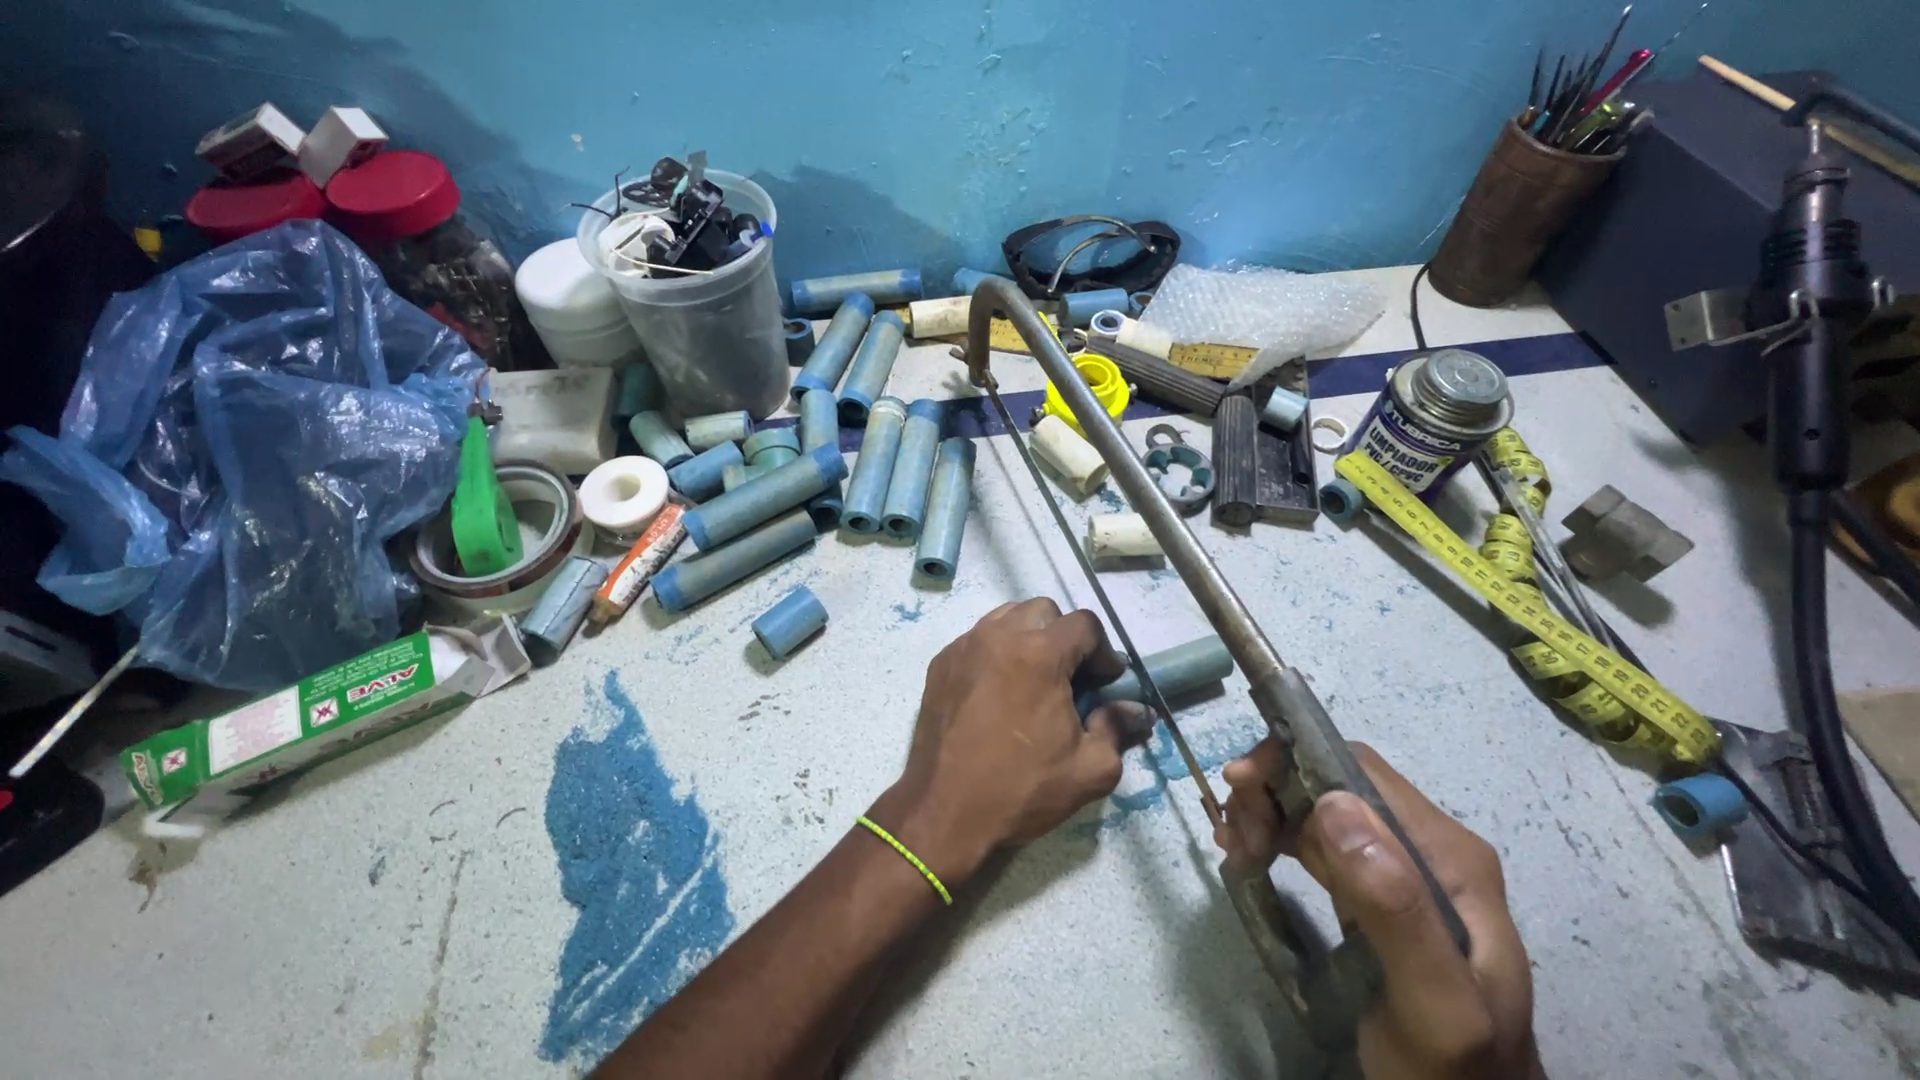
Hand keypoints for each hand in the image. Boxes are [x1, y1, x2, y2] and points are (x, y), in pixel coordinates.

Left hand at [869, 598, 1148, 889]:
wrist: (944, 811)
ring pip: (1006, 618)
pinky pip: (977, 639)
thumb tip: (1135, 710)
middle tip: (1070, 678)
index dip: (1103, 651)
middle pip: (1043, 612)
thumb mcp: (1090, 770)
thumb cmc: (1021, 789)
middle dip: (1064, 637)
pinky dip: (996, 652)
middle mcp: (998, 637)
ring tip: (1034, 680)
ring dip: (1028, 638)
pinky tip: (998, 691)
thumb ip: (1118, 729)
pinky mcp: (940, 664)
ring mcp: (964, 647)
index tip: (1105, 684)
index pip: (1084, 624)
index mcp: (1038, 655)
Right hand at [1215, 741, 1542, 1079]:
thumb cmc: (1454, 1069)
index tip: (1239, 790)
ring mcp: (1400, 867)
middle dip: (1271, 792)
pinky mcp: (1374, 889)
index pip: (1358, 771)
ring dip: (1267, 814)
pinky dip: (1275, 837)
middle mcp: (1426, 846)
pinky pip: (1316, 840)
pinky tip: (1249, 857)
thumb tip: (1335, 806)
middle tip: (1230, 836)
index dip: (1292, 764)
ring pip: (1318, 807)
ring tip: (1234, 851)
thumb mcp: (1434, 1005)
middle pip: (1332, 783)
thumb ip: (1395, 908)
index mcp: (1447, 855)